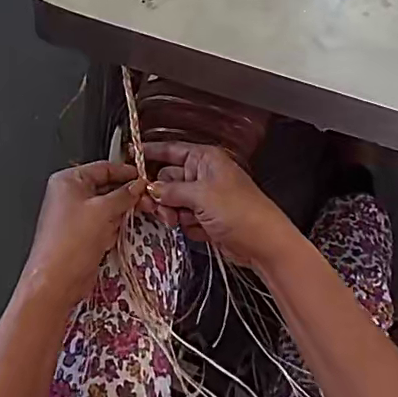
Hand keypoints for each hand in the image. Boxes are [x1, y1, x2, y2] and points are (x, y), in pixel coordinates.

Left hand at [21, 161, 145, 306]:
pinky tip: (113, 236)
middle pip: (105, 187)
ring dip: (119, 214)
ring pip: (107, 207)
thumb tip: (137, 185)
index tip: (144, 177)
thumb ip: (123, 195)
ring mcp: (75, 215)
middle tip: (146, 200)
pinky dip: (111, 229)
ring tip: (130, 220)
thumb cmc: (71, 241)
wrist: (56, 280)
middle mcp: (69, 194)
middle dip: (125, 196)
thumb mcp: (102, 211)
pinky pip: (103, 224)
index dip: (125, 172)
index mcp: (68, 180)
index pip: (102, 168)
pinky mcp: (81, 234)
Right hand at [144, 142, 298, 266]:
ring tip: (177, 220)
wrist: (266, 246)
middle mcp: (203, 175)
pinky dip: (185, 224)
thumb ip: (170, 190)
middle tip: (155, 204)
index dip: (150, 152)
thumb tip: (151, 189)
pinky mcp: (207, 218)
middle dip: (161, 193)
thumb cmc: (243, 212)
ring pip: (172, 200)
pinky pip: (183, 217)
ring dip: (171, 212)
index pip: (170, 150)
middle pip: (167, 178)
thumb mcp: (201, 195)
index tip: (131, 155)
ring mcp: (205, 198)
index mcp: (205, 160)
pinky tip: (195, 229)